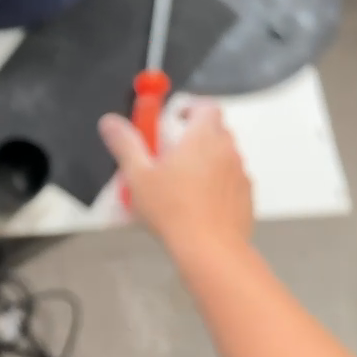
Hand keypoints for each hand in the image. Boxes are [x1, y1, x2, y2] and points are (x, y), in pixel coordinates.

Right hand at [101, 102, 253, 258]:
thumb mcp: (137, 175)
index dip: (189, 108)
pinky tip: (197, 205)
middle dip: (194, 135)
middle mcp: (227, 150)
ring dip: (205, 160)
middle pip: (215, 130)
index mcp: (202, 138)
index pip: (206, 107)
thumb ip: (125, 144)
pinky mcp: (247, 197)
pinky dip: (216, 183)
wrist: (210, 249)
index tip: (172, 121)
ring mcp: (241, 174)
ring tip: (180, 183)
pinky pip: (230, 180)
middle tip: (168, 154)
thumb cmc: (170, 207)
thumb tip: (109, 120)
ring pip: (223, 156)